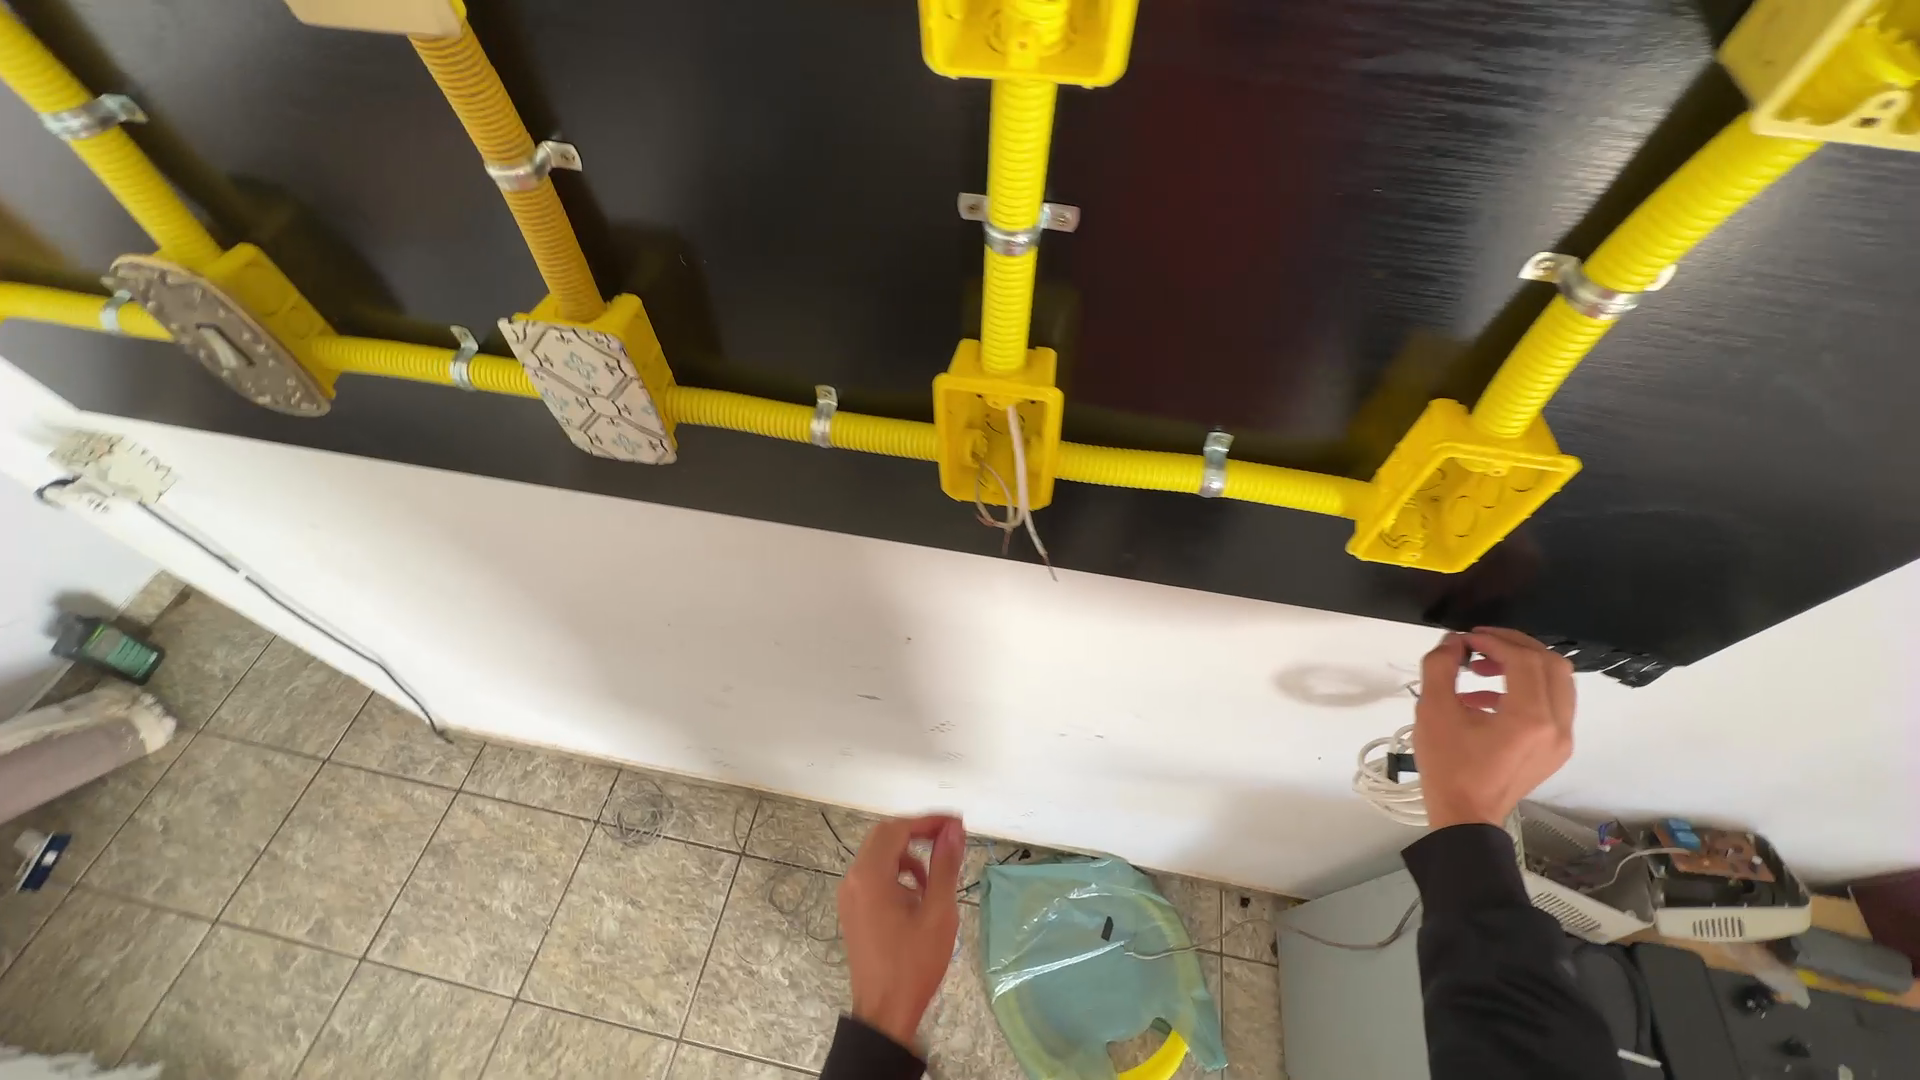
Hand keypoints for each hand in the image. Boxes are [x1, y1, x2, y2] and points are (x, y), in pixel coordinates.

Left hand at [837, 814, 965, 1048]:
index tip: (956, 824)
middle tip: (949, 838)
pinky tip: (917, 895)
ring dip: (908, 854)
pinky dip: (897, 873)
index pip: (898, 829)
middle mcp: (853, 879)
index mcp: (870, 876)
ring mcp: (850, 895)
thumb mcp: (938, 912)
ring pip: (879, 855)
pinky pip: (874, 875)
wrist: (884, 1013)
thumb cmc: (913, 964)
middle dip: (918, 832)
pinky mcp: (853, 909)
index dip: (928, 821)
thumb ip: (945, 865)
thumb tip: (954, 831)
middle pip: (884, 837)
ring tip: (935, 875)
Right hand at [1415, 627, 1575, 829]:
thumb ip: (1440, 668)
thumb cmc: (1448, 765)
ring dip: (1523, 666)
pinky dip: (1525, 689)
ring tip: (1482, 668)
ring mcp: (1562, 739)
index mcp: (1530, 718)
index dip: (1494, 641)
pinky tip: (1486, 698)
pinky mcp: (1556, 748)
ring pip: (1558, 684)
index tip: (1464, 639)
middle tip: (1480, 643)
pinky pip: (1552, 705)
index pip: (1524, 660)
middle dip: (1515, 646)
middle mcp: (1558, 726)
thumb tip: (1453, 642)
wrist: (1465, 814)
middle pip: (1553, 665)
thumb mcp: (1433, 711)